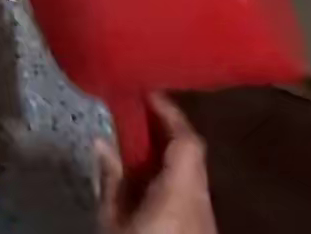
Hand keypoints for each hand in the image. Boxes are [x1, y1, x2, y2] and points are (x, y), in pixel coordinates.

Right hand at [94, 93, 218, 233]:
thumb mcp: (113, 222)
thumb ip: (111, 181)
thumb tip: (102, 143)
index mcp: (182, 191)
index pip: (187, 139)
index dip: (168, 111)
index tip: (145, 90)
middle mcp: (203, 200)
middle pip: (192, 152)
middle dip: (166, 127)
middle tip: (137, 110)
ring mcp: (208, 218)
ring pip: (193, 171)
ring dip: (169, 151)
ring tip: (139, 140)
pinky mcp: (205, 229)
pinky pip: (191, 190)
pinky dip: (173, 173)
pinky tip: (150, 178)